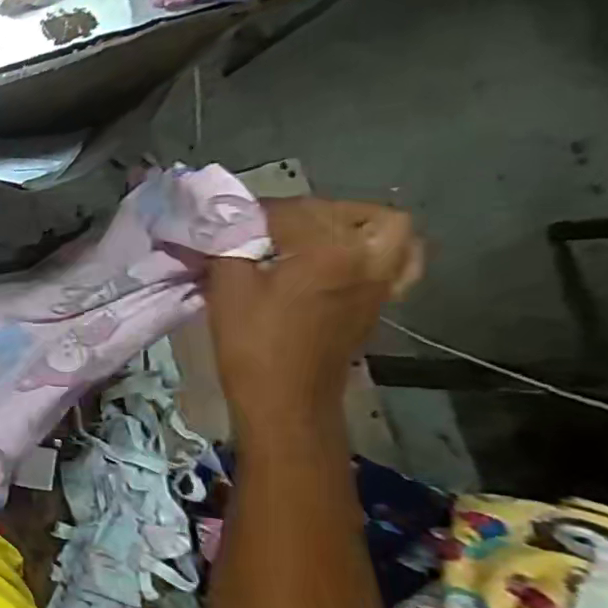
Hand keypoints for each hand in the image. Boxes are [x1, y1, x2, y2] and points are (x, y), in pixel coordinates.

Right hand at [206, 198, 422, 424]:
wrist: (285, 397)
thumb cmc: (251, 342)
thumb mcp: (226, 289)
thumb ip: (224, 247)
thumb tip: (210, 223)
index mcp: (328, 250)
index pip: (286, 210)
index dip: (246, 213)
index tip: (217, 223)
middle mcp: (366, 254)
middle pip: (328, 211)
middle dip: (287, 213)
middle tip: (250, 229)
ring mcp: (382, 276)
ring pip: (377, 224)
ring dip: (342, 219)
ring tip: (306, 233)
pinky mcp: (381, 296)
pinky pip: (397, 253)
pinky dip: (373, 244)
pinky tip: (341, 253)